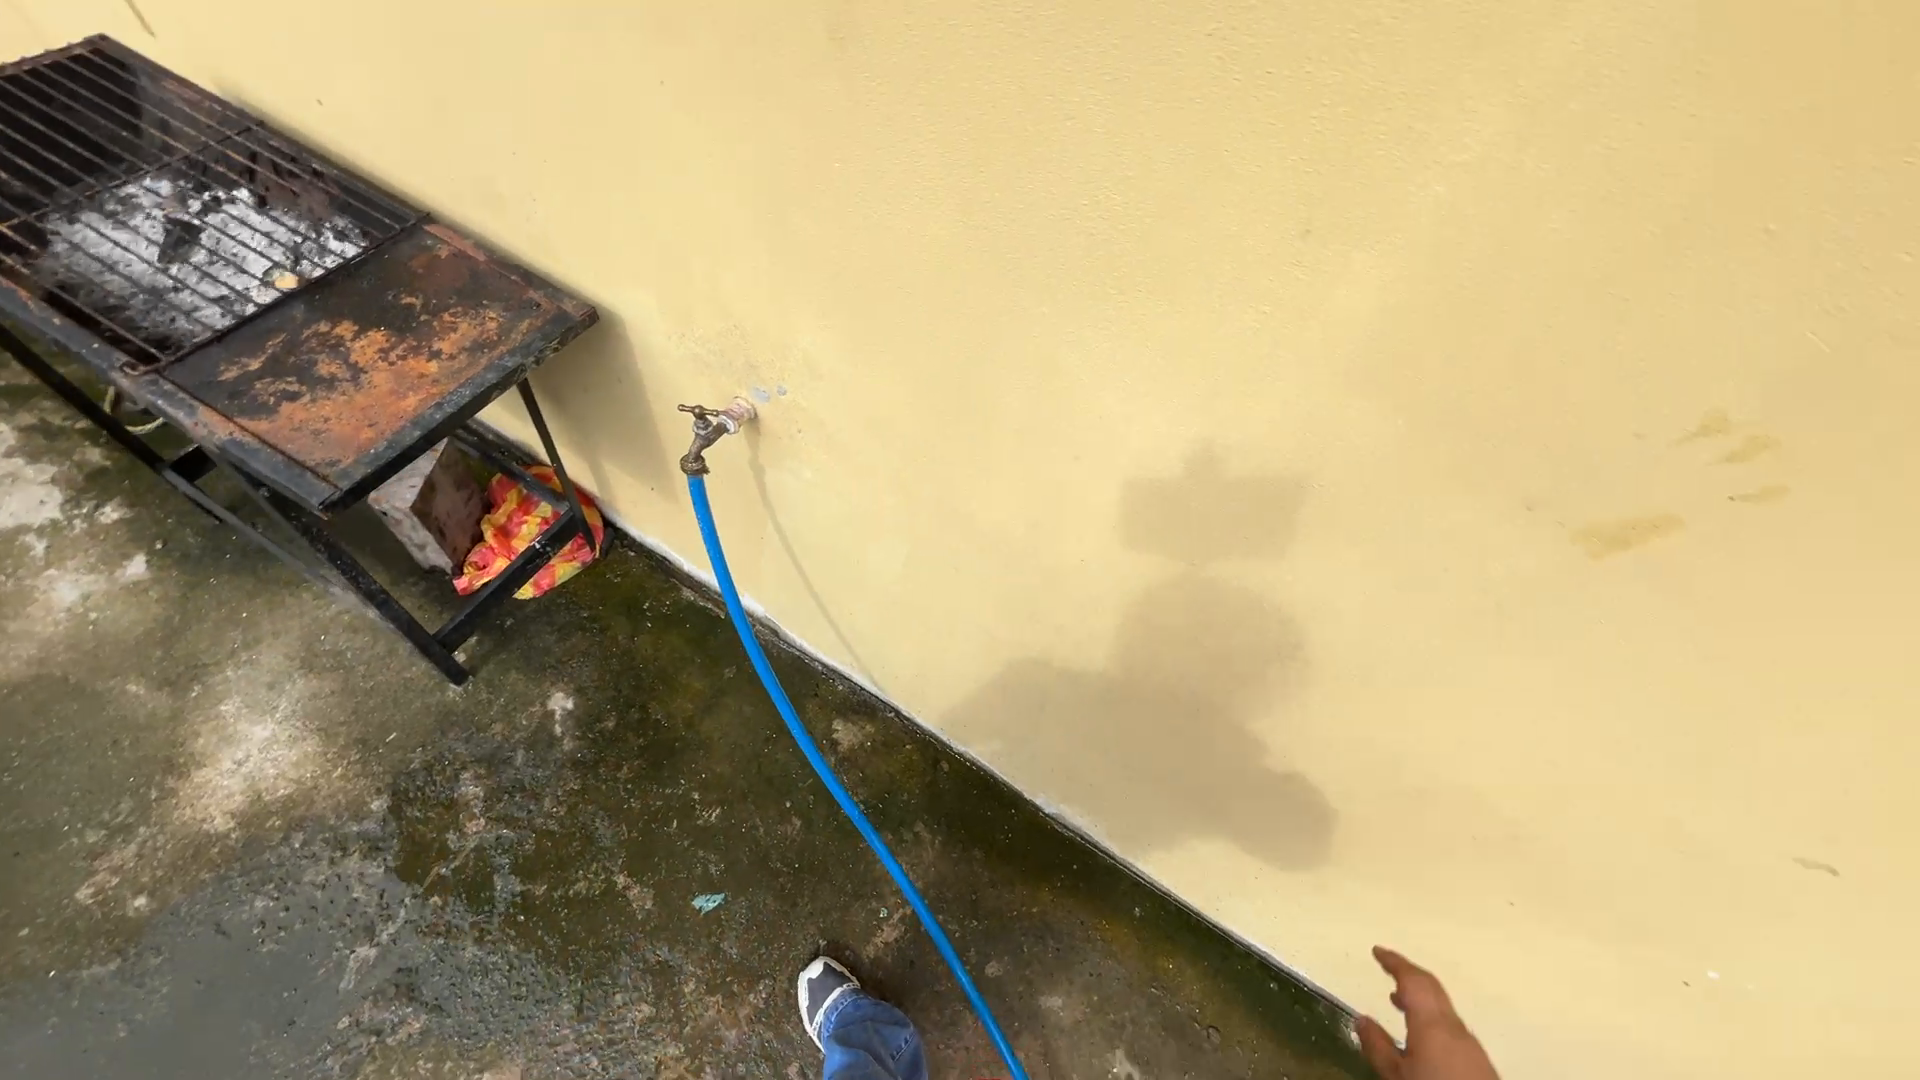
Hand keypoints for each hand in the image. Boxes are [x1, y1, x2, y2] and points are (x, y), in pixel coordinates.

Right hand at [1355, 946, 1499, 1079]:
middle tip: (1387, 966)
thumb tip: (1362, 1019)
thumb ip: (1378, 1047)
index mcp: (1432, 1023)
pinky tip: (1422, 1034)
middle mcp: (1455, 1027)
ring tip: (1397, 1001)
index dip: (1395, 962)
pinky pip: (1452, 1026)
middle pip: (1432, 988)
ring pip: (1443, 1008)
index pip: (1414, 980)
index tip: (1377, 950)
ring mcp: (1472, 1045)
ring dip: (1420, 997)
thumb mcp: (1396, 1076)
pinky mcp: (1481, 1063)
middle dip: (1409, 973)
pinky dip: (1432, 1016)